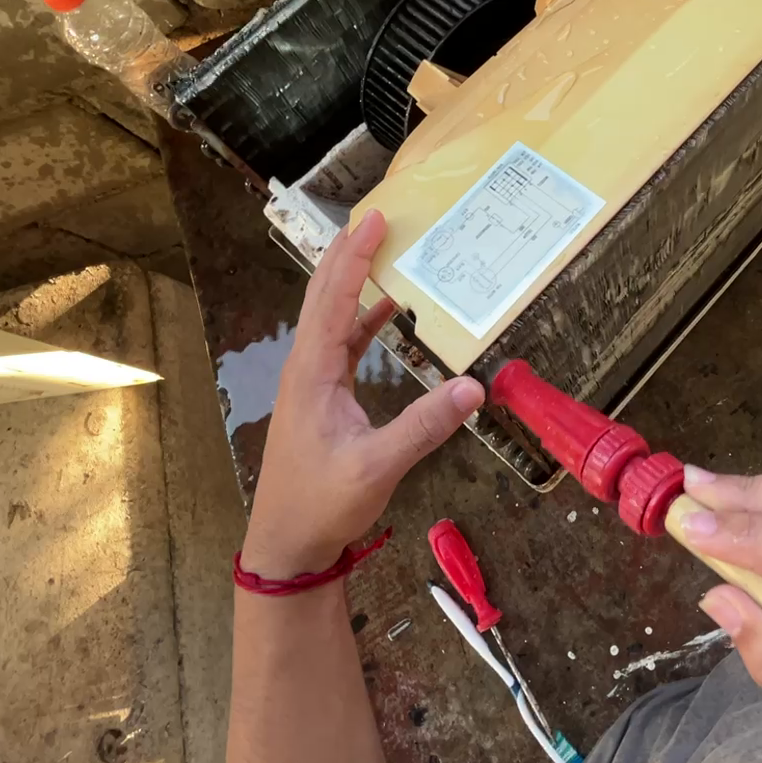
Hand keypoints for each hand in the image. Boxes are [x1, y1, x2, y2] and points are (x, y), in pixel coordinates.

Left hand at [242, 210, 483, 576]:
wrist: (287, 544)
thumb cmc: (322, 503)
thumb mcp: (376, 466)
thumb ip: (424, 425)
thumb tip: (474, 386)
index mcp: (313, 371)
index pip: (333, 299)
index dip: (354, 257)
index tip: (374, 219)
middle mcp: (307, 366)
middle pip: (324, 296)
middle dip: (347, 254)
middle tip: (377, 218)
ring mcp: (313, 380)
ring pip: (331, 315)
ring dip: (352, 280)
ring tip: (380, 248)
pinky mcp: (323, 395)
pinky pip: (343, 341)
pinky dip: (363, 317)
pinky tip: (387, 309)